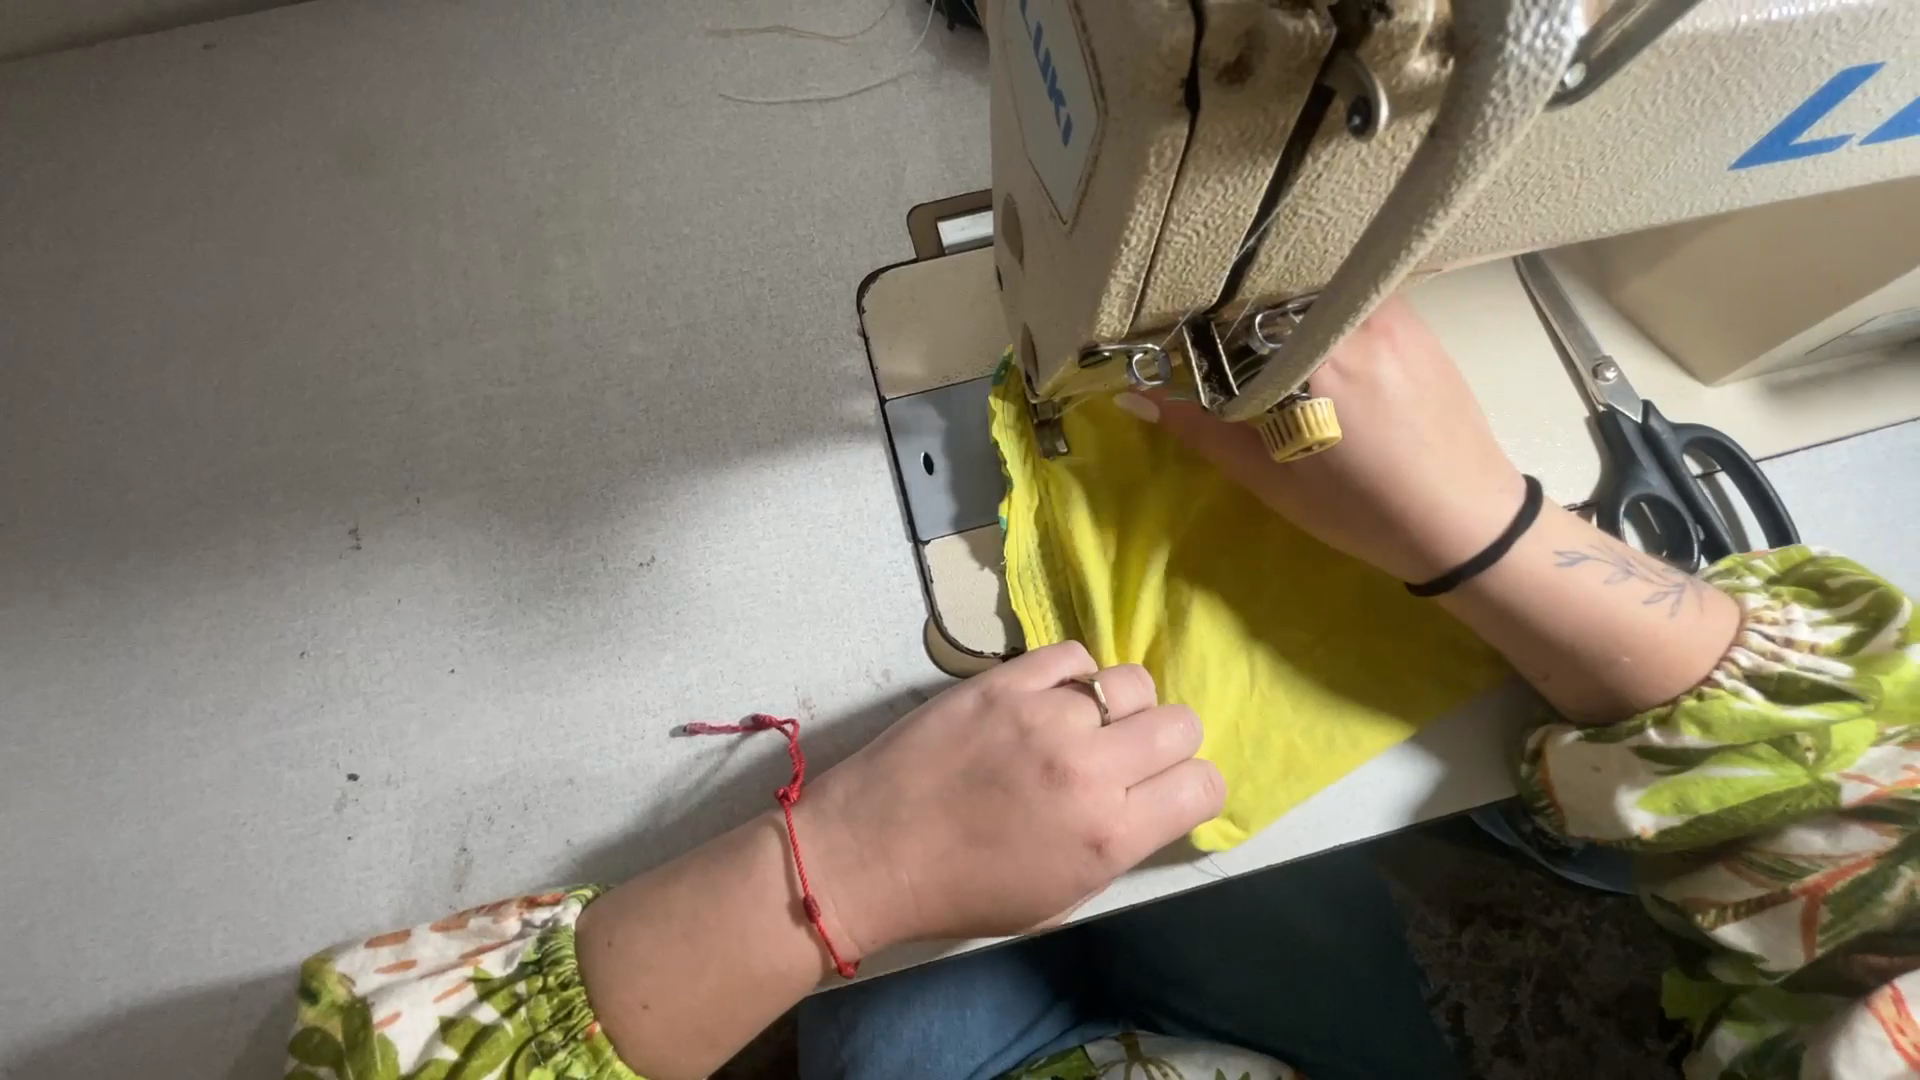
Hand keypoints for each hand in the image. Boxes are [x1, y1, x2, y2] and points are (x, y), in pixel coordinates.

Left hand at [796, 642, 1223, 956]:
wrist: (871, 851)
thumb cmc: (964, 890)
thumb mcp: (1062, 895)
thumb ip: (1120, 840)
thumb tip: (1153, 795)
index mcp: (1108, 836)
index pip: (1204, 785)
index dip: (1191, 786)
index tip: (1163, 789)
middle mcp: (1088, 767)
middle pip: (1180, 723)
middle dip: (1164, 741)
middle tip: (1126, 754)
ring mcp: (1043, 715)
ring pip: (1131, 680)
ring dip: (1120, 705)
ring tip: (1083, 722)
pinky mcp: (1002, 681)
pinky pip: (1072, 654)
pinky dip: (1072, 676)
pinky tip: (1049, 697)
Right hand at [1147, 295, 1523, 581]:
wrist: (1464, 520)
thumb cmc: (1360, 511)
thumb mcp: (1271, 477)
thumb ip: (1202, 429)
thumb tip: (1134, 398)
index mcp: (1316, 362)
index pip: (1230, 316)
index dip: (1193, 331)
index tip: (1174, 351)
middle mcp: (1356, 320)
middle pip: (1269, 295)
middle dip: (1232, 320)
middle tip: (1213, 355)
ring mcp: (1392, 313)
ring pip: (1308, 292)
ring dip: (1274, 316)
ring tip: (1260, 354)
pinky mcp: (1414, 319)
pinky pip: (1345, 298)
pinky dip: (1314, 316)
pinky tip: (1310, 351)